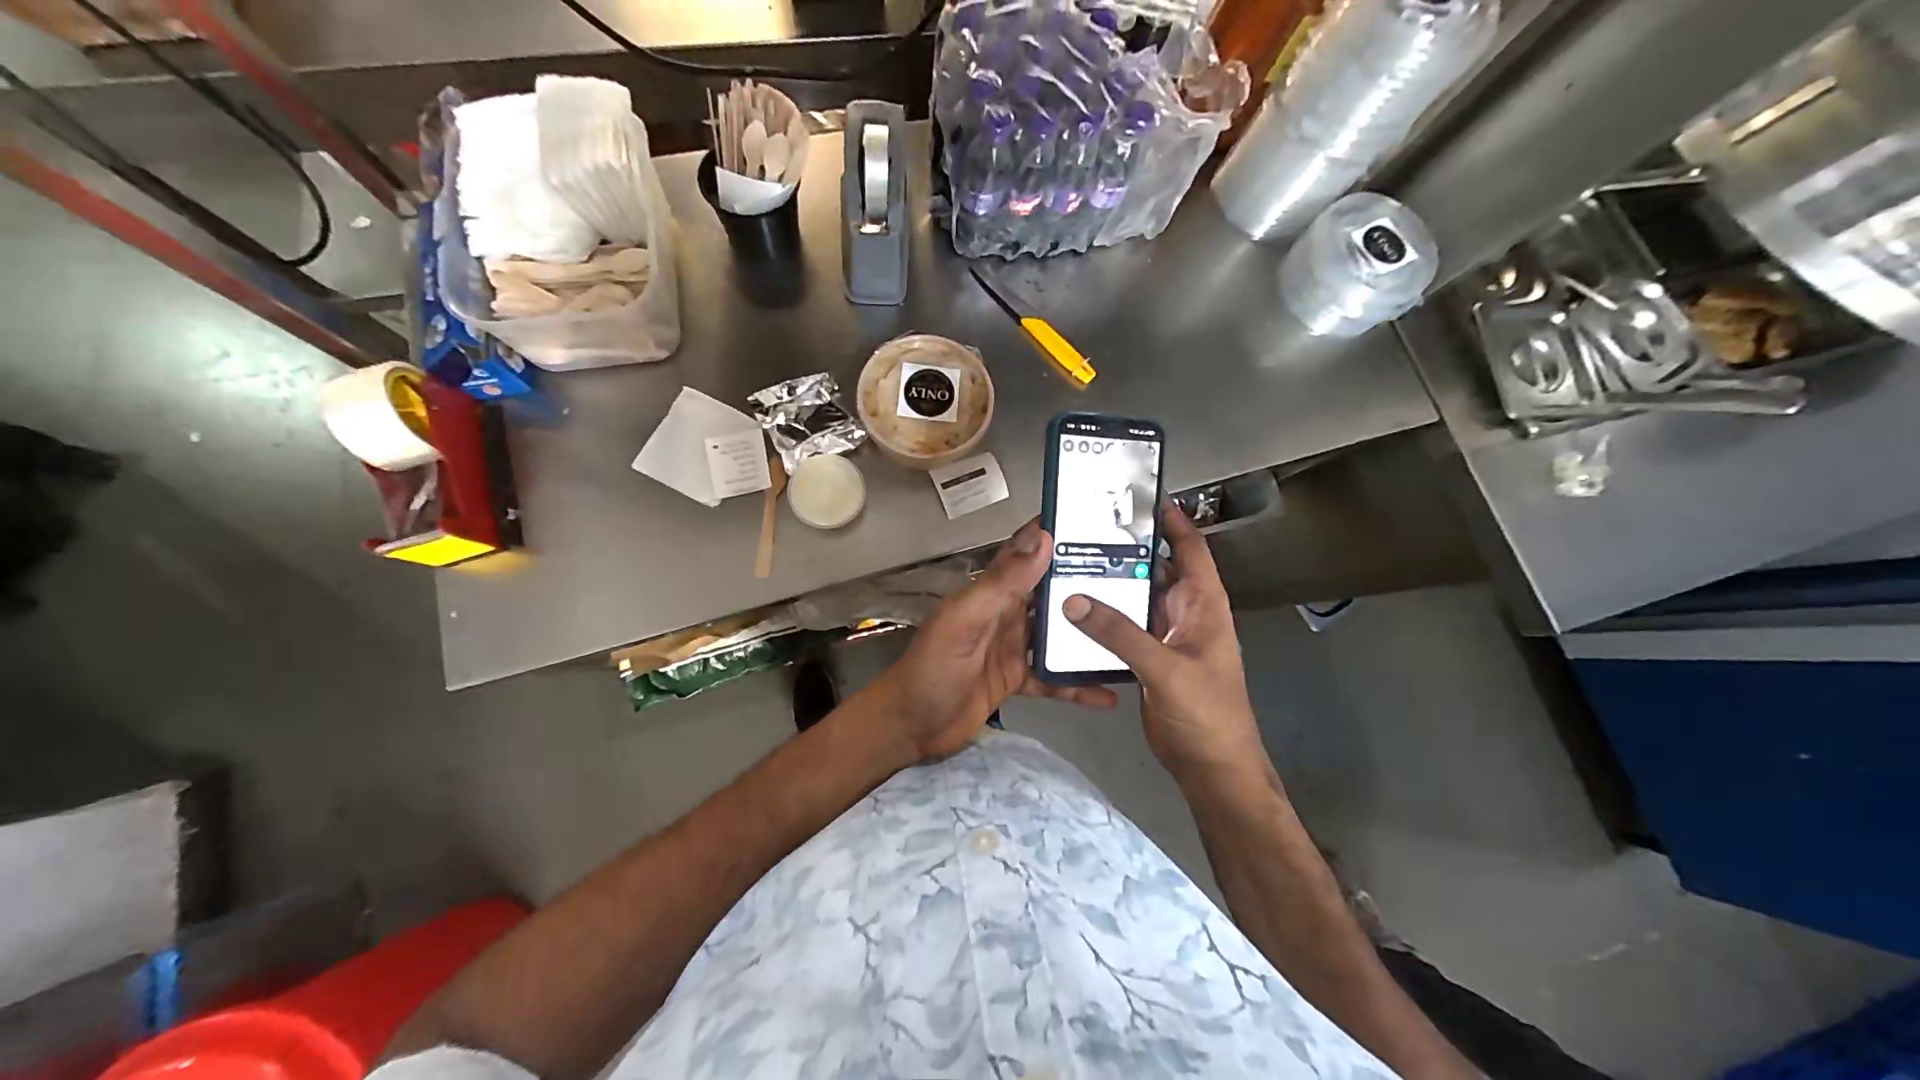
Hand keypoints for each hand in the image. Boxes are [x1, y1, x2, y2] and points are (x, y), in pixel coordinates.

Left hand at [870, 518, 1117, 761]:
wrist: (911, 726)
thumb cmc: (933, 668)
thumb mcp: (965, 621)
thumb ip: (1002, 583)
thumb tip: (1042, 539)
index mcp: (991, 593)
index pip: (1026, 553)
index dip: (1054, 536)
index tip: (1096, 523)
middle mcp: (1006, 614)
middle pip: (1051, 594)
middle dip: (1086, 585)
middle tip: (1135, 579)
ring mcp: (1013, 647)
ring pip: (1058, 635)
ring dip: (1088, 635)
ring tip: (1132, 633)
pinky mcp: (1017, 679)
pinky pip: (1054, 678)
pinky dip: (1077, 685)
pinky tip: (1108, 693)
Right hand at [1061, 502, 1266, 778]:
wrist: (1210, 768)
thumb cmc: (1206, 715)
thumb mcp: (1165, 669)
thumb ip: (1120, 634)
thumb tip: (1074, 601)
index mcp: (1203, 606)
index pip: (1191, 551)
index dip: (1173, 522)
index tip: (1144, 498)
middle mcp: (1185, 615)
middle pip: (1156, 570)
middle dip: (1128, 550)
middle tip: (1088, 530)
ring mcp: (1166, 638)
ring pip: (1136, 599)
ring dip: (1111, 584)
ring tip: (1072, 563)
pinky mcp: (1148, 659)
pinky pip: (1124, 628)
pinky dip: (1103, 617)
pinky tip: (1075, 610)